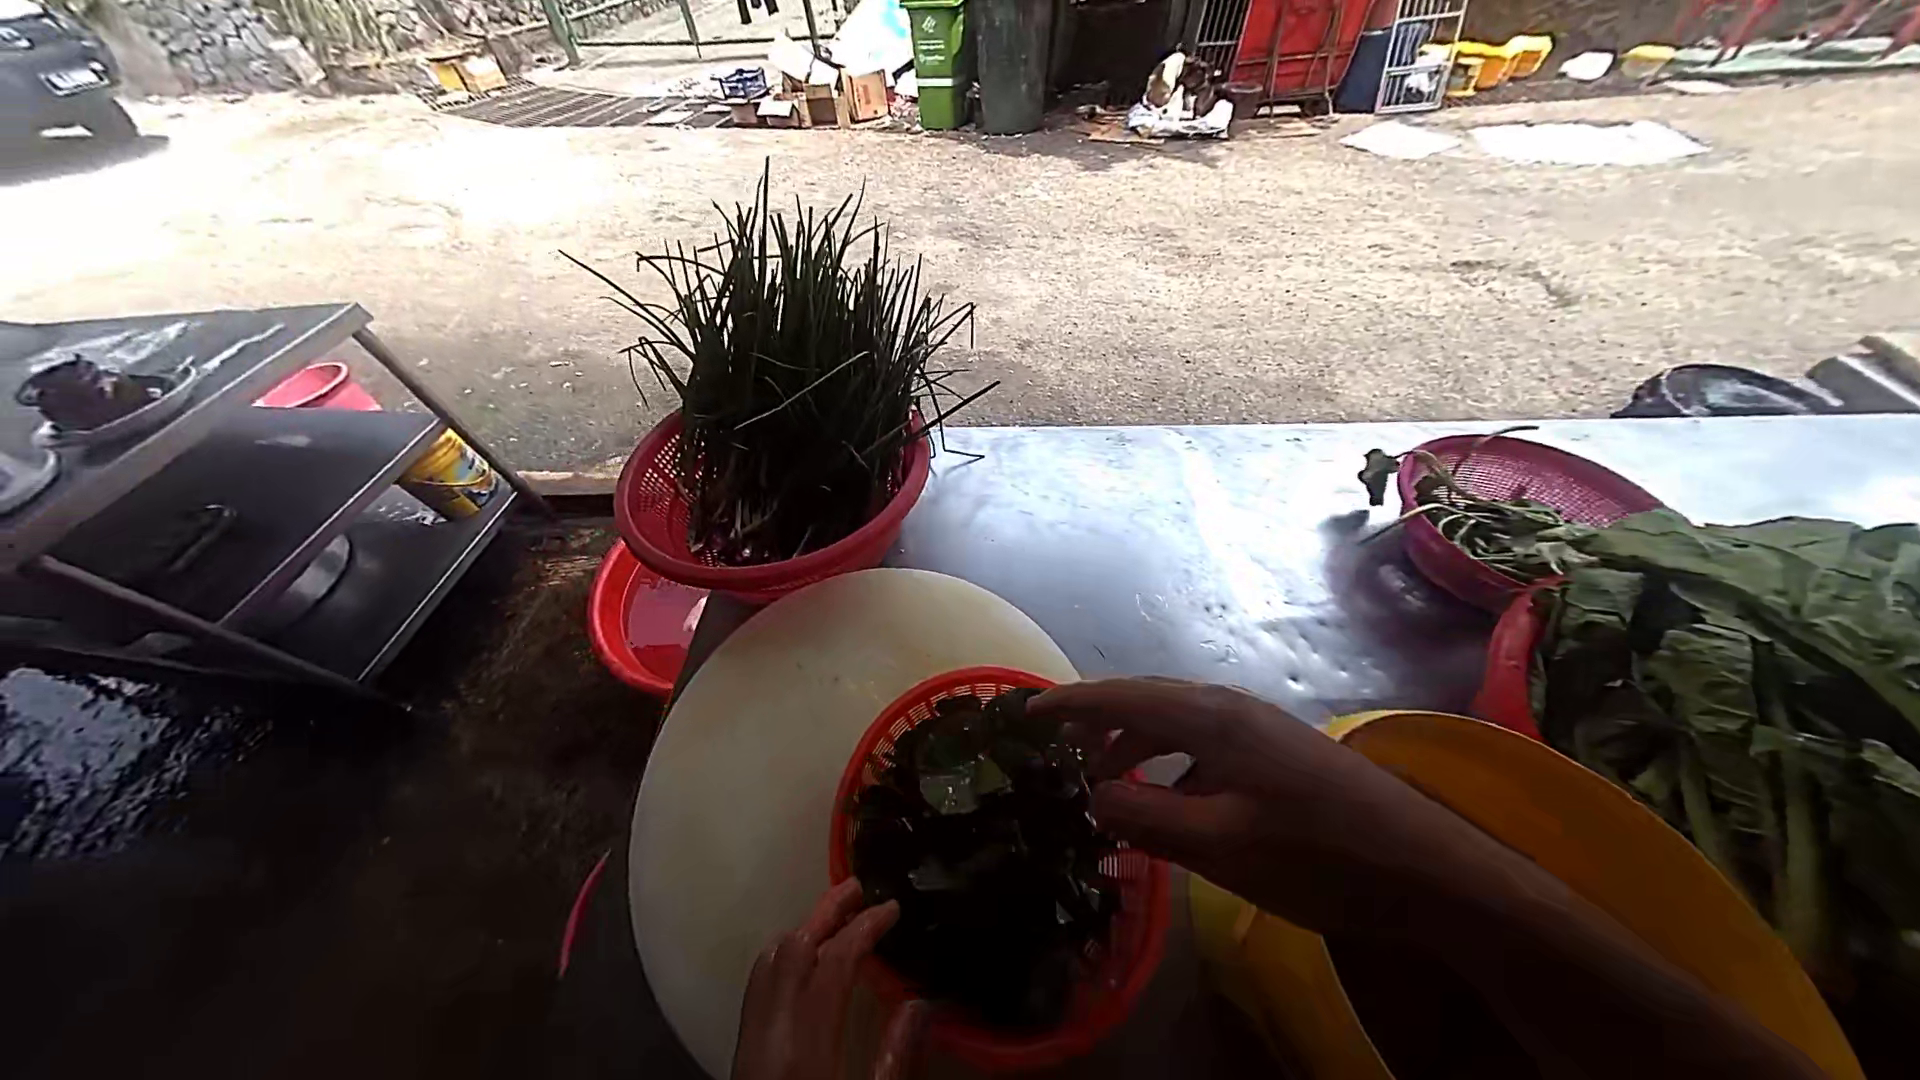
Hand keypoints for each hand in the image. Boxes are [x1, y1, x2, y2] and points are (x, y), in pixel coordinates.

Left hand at [732, 879, 928, 1079]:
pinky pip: (758, 983)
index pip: (834, 963)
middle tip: (859, 888)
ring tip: (835, 914)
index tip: (891, 909)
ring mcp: (750, 1040)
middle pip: (794, 949)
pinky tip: (804, 957)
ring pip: (769, 961)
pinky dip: (782, 954)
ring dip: (803, 928)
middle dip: (828, 911)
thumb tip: (921, 1002)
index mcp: (806, 1049)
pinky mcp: (742, 1050)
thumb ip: (895, 1059)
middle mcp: (771, 1034)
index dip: (865, 927)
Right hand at [1030, 677, 1530, 934]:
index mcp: (1209, 717)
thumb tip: (1089, 796)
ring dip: (1131, 743)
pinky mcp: (1271, 750)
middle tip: (1056, 746)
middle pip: (1144, 700)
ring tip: (1101, 776)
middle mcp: (1227, 707)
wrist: (1432, 872)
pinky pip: (1199, 742)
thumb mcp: (1220, 844)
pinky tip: (1164, 795)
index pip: (1121, 697)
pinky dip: (1166, 760)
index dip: (1070, 702)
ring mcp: (1254, 727)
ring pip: (1172, 722)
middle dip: (1096, 719)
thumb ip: (1145, 818)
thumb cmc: (1318, 855)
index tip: (1027, 710)